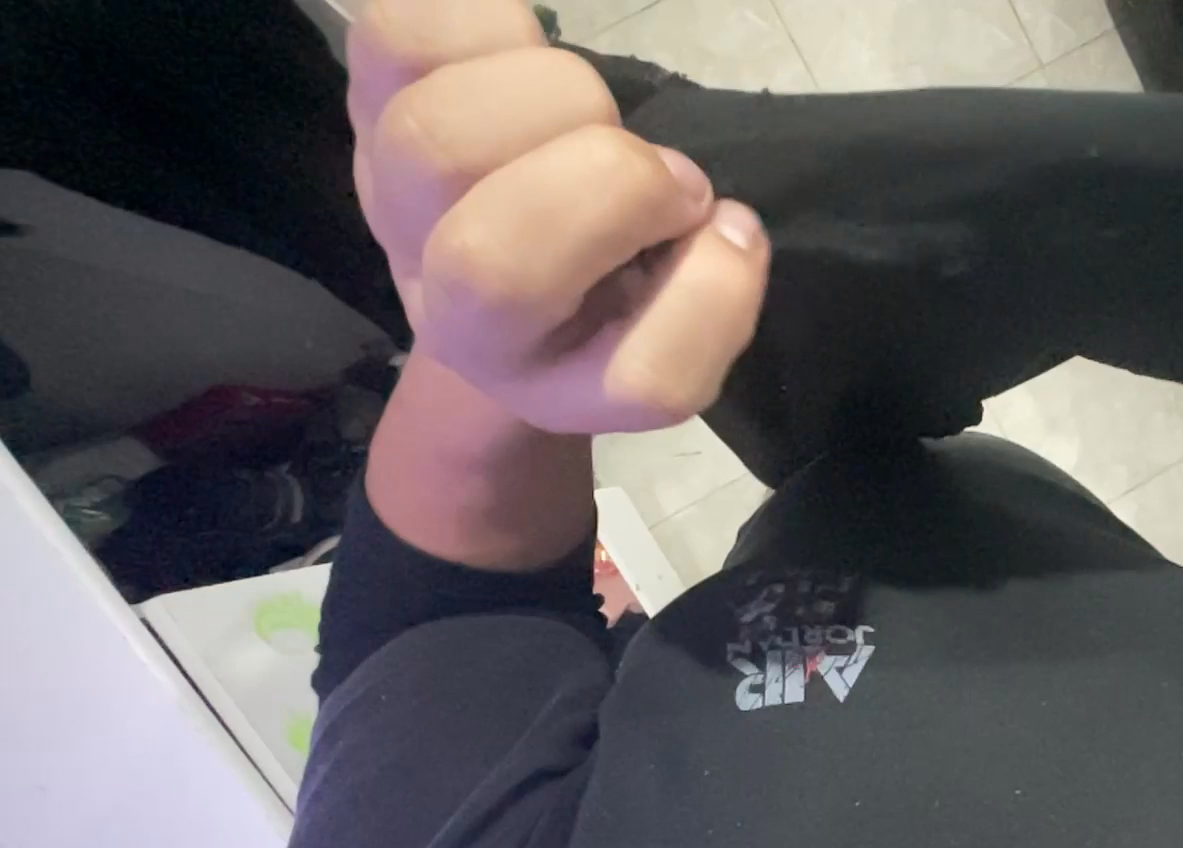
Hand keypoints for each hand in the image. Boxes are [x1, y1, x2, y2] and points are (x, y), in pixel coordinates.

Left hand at [347, 0, 768, 433]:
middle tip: (671, 179)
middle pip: (497, 264)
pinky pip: (404, 30)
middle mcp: (447, 310)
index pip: (641, 380)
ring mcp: (392, 195)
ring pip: (445, 139)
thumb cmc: (604, 305)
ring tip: (597, 123)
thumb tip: (725, 220)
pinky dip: (495, 27)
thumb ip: (715, 310)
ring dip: (568, 108)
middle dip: (624, 190)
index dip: (711, 300)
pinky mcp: (364, 92)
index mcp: (547, 383)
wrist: (500, 266)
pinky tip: (531, 64)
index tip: (725, 236)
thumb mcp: (674, 343)